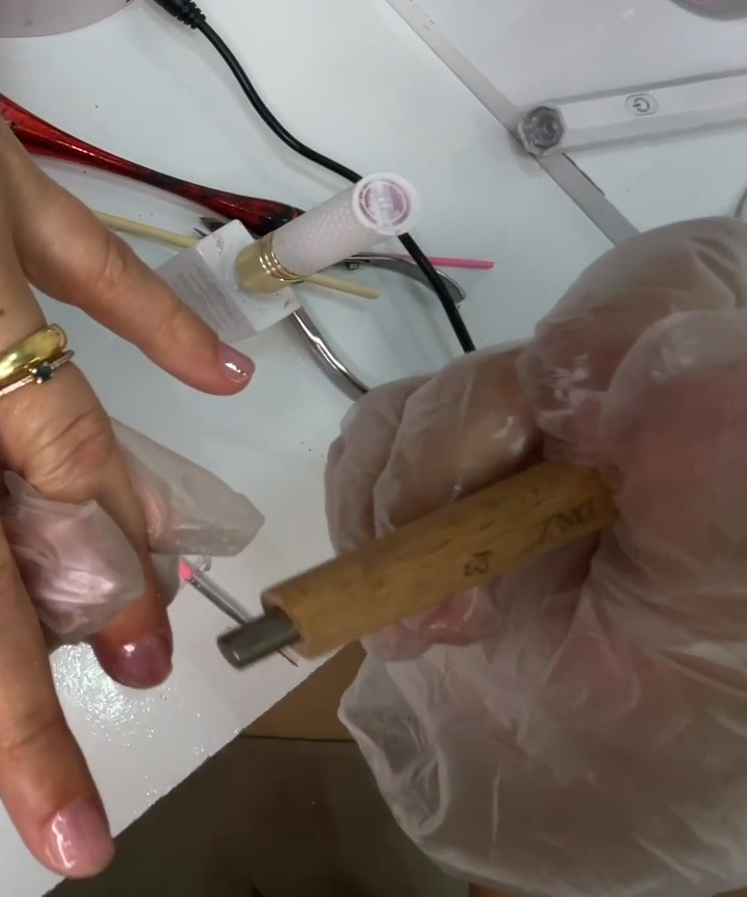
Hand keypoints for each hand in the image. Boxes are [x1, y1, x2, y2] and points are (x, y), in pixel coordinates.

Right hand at [328, 218, 746, 896]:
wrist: (576, 776)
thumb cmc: (679, 727)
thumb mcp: (720, 634)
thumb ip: (717, 510)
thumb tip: (699, 375)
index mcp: (698, 427)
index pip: (670, 288)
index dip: (606, 323)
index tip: (562, 430)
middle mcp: (604, 410)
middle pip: (508, 357)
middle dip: (458, 466)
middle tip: (464, 591)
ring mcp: (504, 432)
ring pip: (416, 405)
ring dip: (395, 511)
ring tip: (424, 623)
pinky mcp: (420, 460)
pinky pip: (360, 442)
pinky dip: (355, 511)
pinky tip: (384, 579)